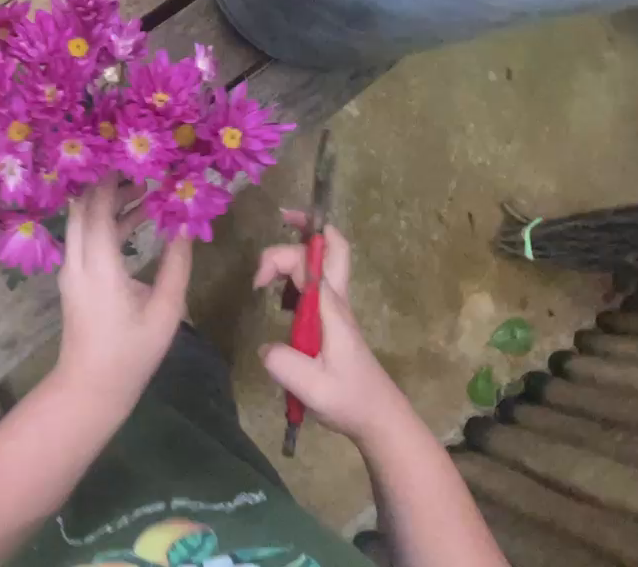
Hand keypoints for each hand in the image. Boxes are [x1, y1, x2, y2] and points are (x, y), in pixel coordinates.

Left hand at [53, 178, 192, 413]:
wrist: (90, 389)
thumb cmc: (131, 353)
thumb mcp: (164, 310)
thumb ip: (176, 264)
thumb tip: (186, 225)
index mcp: (99, 266)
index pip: (98, 207)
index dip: (114, 179)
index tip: (137, 158)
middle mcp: (77, 260)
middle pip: (84, 206)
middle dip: (110, 183)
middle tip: (143, 169)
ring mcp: (71, 269)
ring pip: (83, 220)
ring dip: (109, 202)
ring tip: (146, 191)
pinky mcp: (74, 278)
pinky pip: (85, 236)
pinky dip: (106, 221)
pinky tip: (136, 220)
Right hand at [253, 215, 413, 448]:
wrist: (381, 419)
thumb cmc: (350, 400)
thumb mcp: (312, 388)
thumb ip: (282, 362)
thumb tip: (264, 345)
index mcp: (331, 307)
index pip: (305, 261)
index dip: (277, 258)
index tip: (257, 284)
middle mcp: (335, 300)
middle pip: (331, 246)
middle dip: (308, 225)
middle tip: (283, 217)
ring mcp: (336, 309)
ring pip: (325, 261)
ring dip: (301, 249)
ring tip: (271, 261)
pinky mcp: (332, 321)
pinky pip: (317, 282)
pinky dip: (298, 273)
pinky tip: (280, 292)